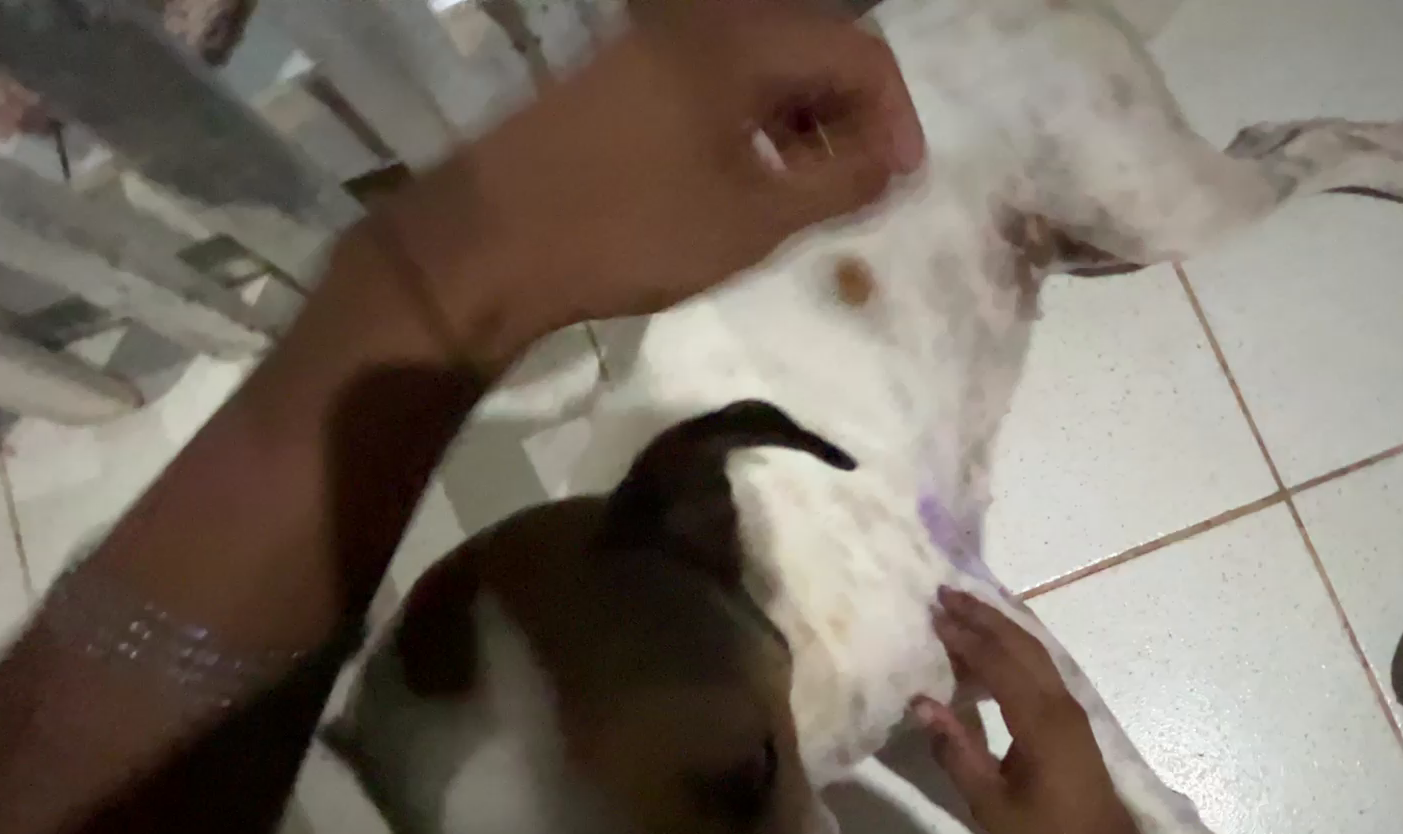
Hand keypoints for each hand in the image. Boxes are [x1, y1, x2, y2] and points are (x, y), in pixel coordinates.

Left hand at [367, 0, 923, 373]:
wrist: (500, 242)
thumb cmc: (636, 232)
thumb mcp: (756, 218)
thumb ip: (840, 183)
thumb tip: (899, 160)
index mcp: (738, 38)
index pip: (859, 49)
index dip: (896, 116)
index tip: (903, 182)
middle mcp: (700, 18)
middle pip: (814, 48)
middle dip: (854, 119)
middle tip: (861, 191)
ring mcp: (658, 43)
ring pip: (767, 68)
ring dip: (808, 124)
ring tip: (815, 193)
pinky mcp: (631, 75)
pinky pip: (721, 84)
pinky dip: (759, 126)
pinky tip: (757, 177)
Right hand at [913, 588, 1154, 833]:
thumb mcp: (991, 803)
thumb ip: (956, 751)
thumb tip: (922, 704)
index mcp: (1039, 719)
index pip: (997, 662)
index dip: (965, 636)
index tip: (935, 614)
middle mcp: (1059, 700)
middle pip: (1020, 642)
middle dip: (983, 614)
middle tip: (947, 592)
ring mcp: (1070, 705)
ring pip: (1035, 648)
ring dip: (1000, 624)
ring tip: (966, 607)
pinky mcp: (1071, 714)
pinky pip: (1041, 663)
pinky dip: (1015, 643)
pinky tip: (996, 643)